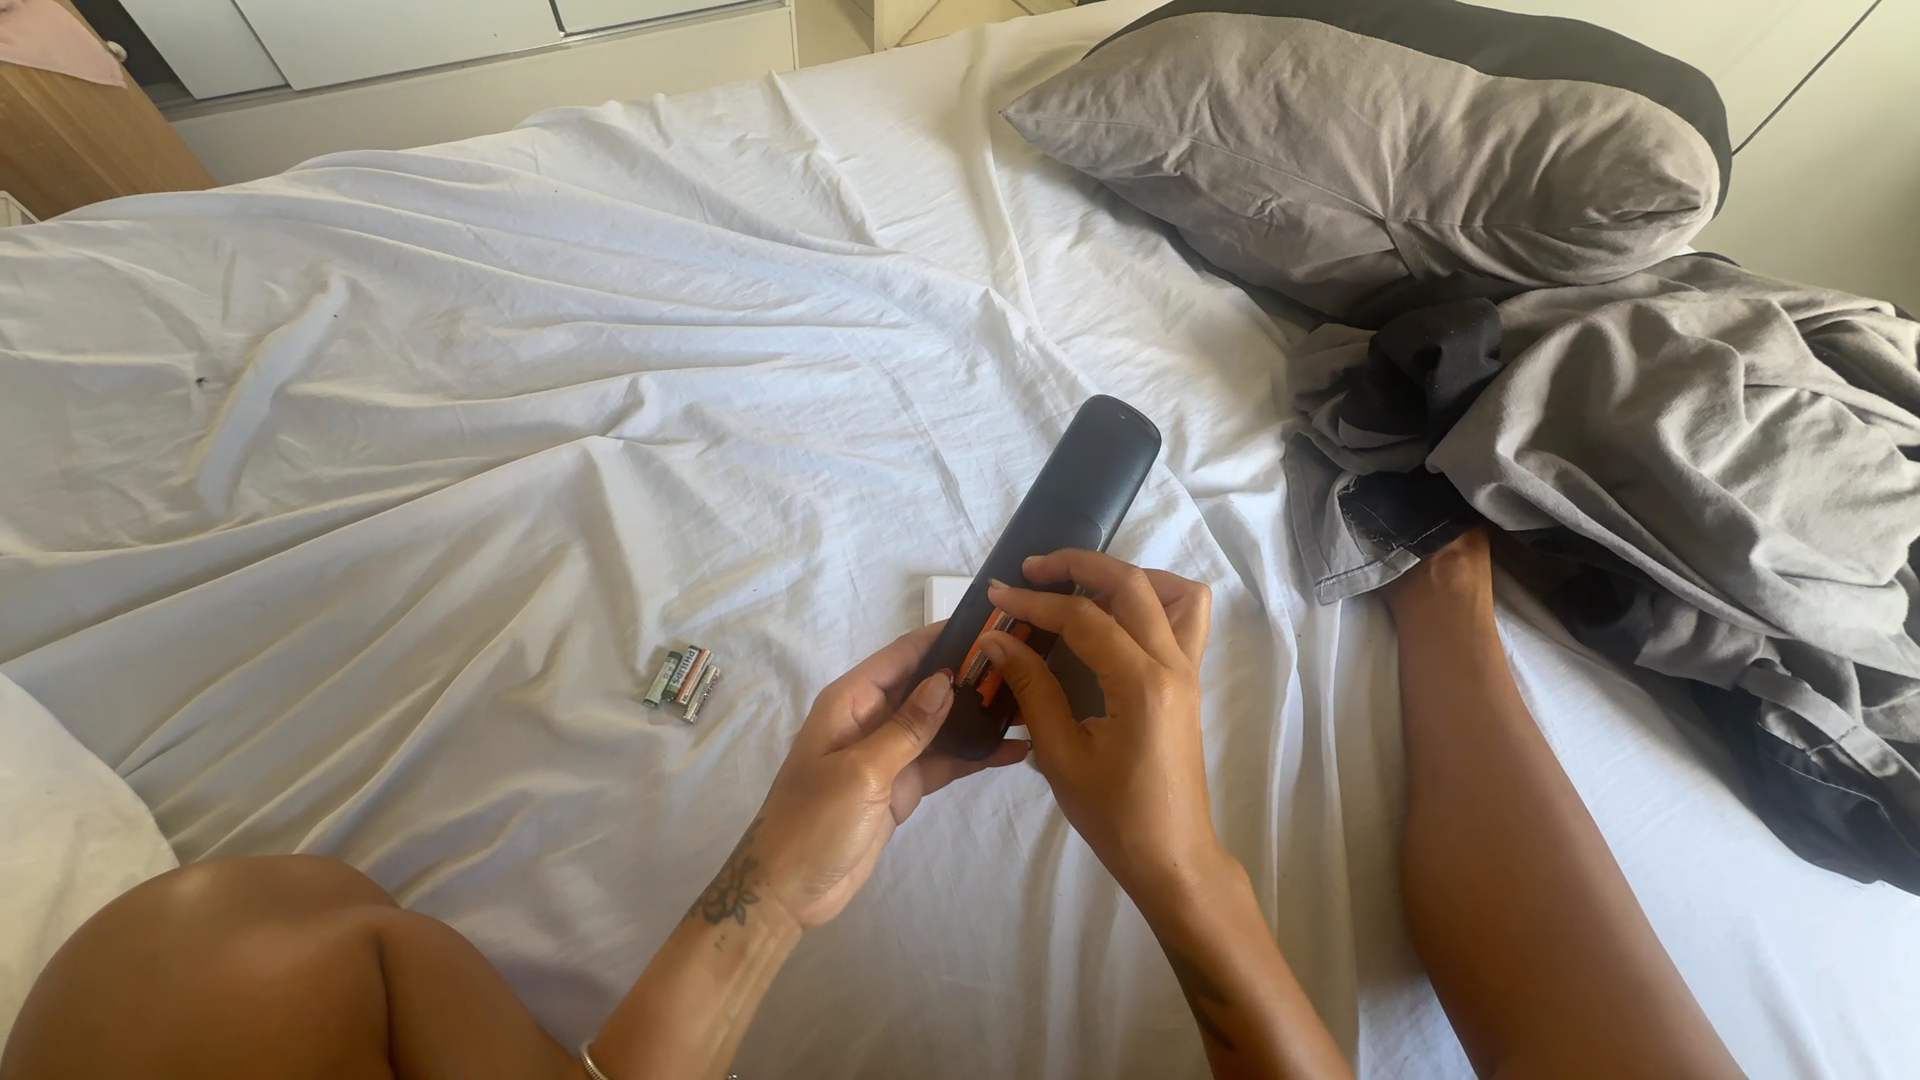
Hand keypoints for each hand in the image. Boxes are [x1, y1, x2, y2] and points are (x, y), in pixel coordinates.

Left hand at [734, 623, 1027, 931]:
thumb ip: (907, 727)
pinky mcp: (903, 785)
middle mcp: (872, 718)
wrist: (789, 893)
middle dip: (968, 675)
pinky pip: (943, 760)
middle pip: (926, 685)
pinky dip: (973, 755)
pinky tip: (1010, 750)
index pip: (902, 655)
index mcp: (852, 701)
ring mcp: (889, 753)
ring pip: (940, 723)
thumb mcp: (861, 772)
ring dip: (976, 716)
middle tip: (1022, 663)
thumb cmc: (813, 822)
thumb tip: (945, 681)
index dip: (942, 637)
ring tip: (1026, 703)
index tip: (988, 624)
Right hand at [976, 550, 1226, 906]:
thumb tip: (996, 640)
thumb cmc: (1114, 816)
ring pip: (1175, 591)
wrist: (1171, 856)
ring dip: (1127, 576)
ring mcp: (1188, 670)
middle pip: (1132, 583)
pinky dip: (1153, 600)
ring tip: (1084, 587)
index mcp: (1141, 684)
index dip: (1035, 602)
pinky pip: (1186, 617)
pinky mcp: (1189, 680)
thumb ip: (1031, 688)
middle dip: (1079, 564)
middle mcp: (1173, 665)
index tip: (997, 596)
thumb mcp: (1060, 755)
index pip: (1084, 618)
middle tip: (1034, 570)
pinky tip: (1115, 620)